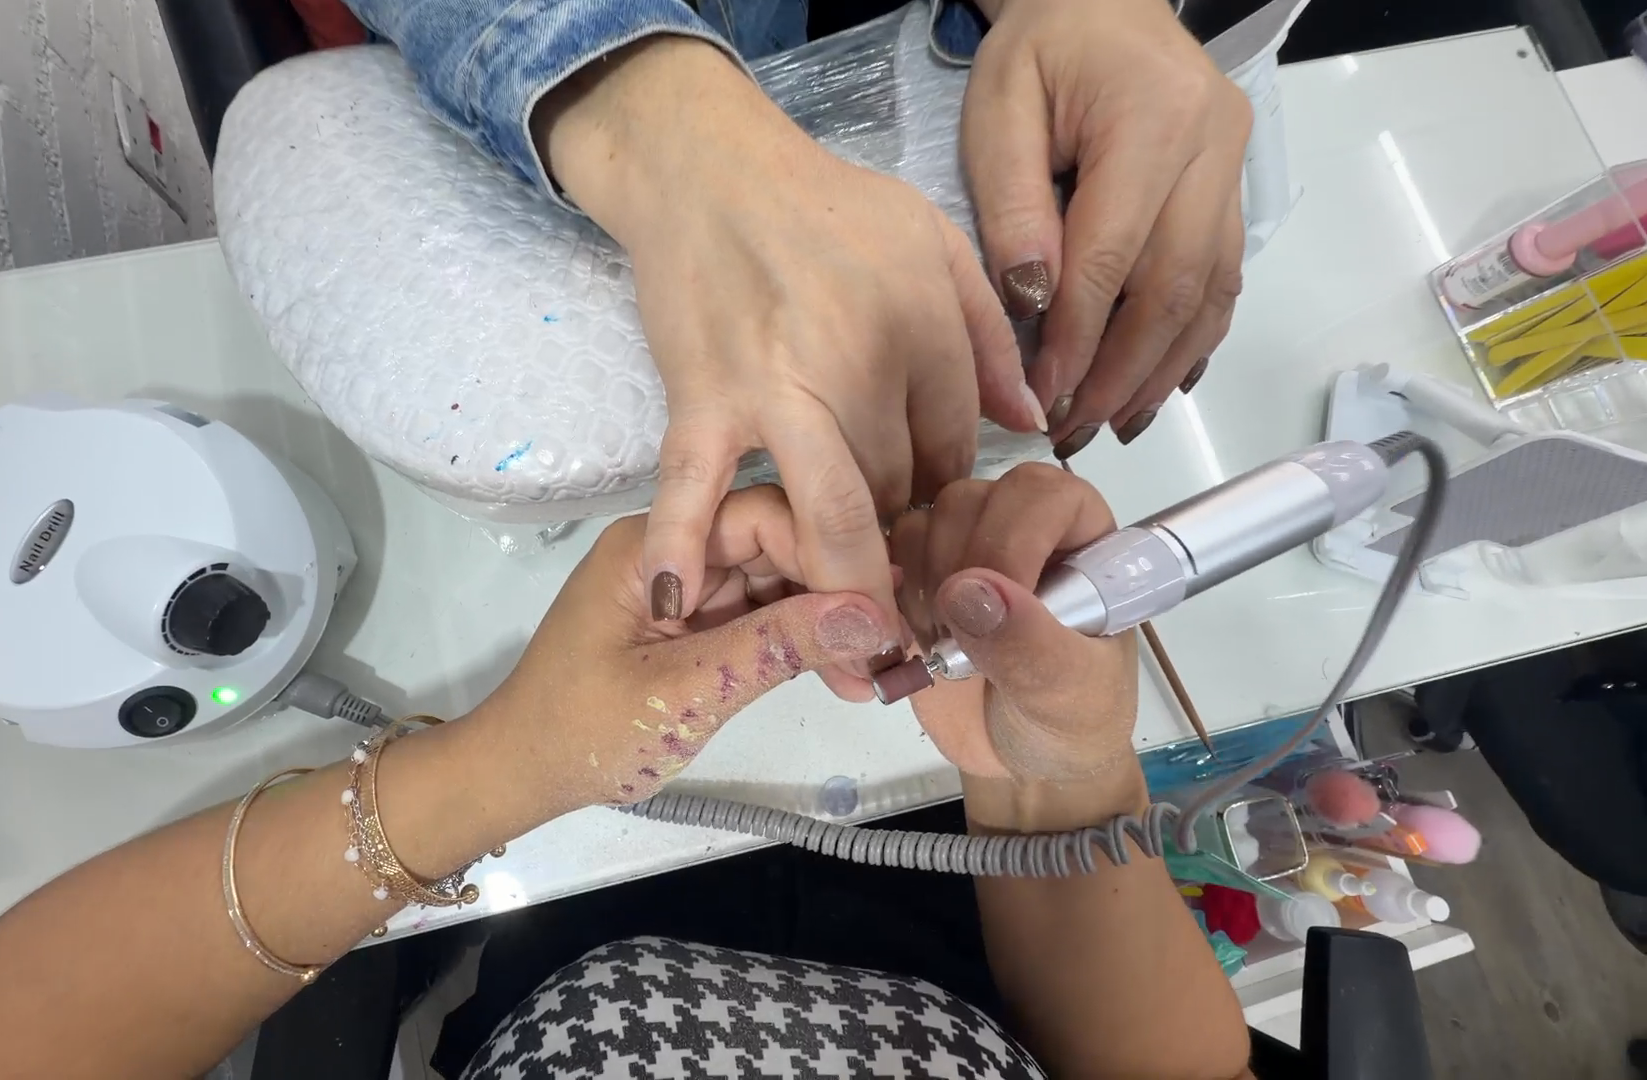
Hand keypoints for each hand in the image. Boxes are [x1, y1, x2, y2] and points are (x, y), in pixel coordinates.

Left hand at [474, 486, 887, 810]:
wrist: (525, 773)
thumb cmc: (586, 730)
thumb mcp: (685, 691)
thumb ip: (775, 648)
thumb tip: (873, 617)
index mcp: (653, 544)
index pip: (760, 516)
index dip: (825, 555)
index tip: (882, 609)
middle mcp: (674, 550)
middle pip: (773, 545)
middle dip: (830, 594)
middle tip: (887, 648)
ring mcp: (686, 587)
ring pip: (774, 581)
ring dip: (820, 623)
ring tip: (873, 669)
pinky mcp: (695, 622)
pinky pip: (758, 615)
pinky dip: (795, 643)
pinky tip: (839, 670)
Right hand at [536, 37, 1046, 684]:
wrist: (709, 172)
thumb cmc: (824, 207)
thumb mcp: (932, 243)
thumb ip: (988, 331)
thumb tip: (1027, 422)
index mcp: (925, 325)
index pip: (955, 445)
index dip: (946, 508)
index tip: (930, 547)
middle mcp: (861, 367)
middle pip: (899, 496)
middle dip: (907, 572)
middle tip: (904, 635)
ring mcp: (775, 390)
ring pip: (824, 511)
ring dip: (836, 587)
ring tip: (841, 655)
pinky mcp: (702, 399)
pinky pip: (693, 485)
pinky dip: (681, 544)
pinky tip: (675, 602)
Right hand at [887, 464, 1136, 795]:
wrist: (1014, 758)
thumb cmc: (1064, 726)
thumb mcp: (1069, 698)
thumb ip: (1031, 647)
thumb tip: (968, 591)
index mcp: (1079, 542)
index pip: (1042, 494)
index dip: (1012, 538)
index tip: (1000, 607)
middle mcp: (1015, 531)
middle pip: (967, 501)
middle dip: (954, 571)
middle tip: (961, 640)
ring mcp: (958, 552)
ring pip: (916, 525)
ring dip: (917, 589)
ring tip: (939, 646)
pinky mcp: (911, 577)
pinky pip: (880, 557)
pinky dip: (882, 599)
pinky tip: (904, 641)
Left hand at [964, 0, 1250, 455]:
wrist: (1099, 4)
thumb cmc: (1037, 58)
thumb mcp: (1000, 118)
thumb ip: (1014, 209)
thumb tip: (1033, 301)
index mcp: (1152, 123)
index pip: (1112, 259)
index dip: (1078, 340)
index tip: (1042, 398)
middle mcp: (1213, 150)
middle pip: (1173, 288)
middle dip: (1121, 373)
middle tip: (1074, 430)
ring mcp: (1232, 171)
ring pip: (1208, 294)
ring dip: (1159, 371)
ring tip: (1112, 425)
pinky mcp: (1228, 191)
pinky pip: (1220, 279)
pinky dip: (1189, 342)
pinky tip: (1157, 385)